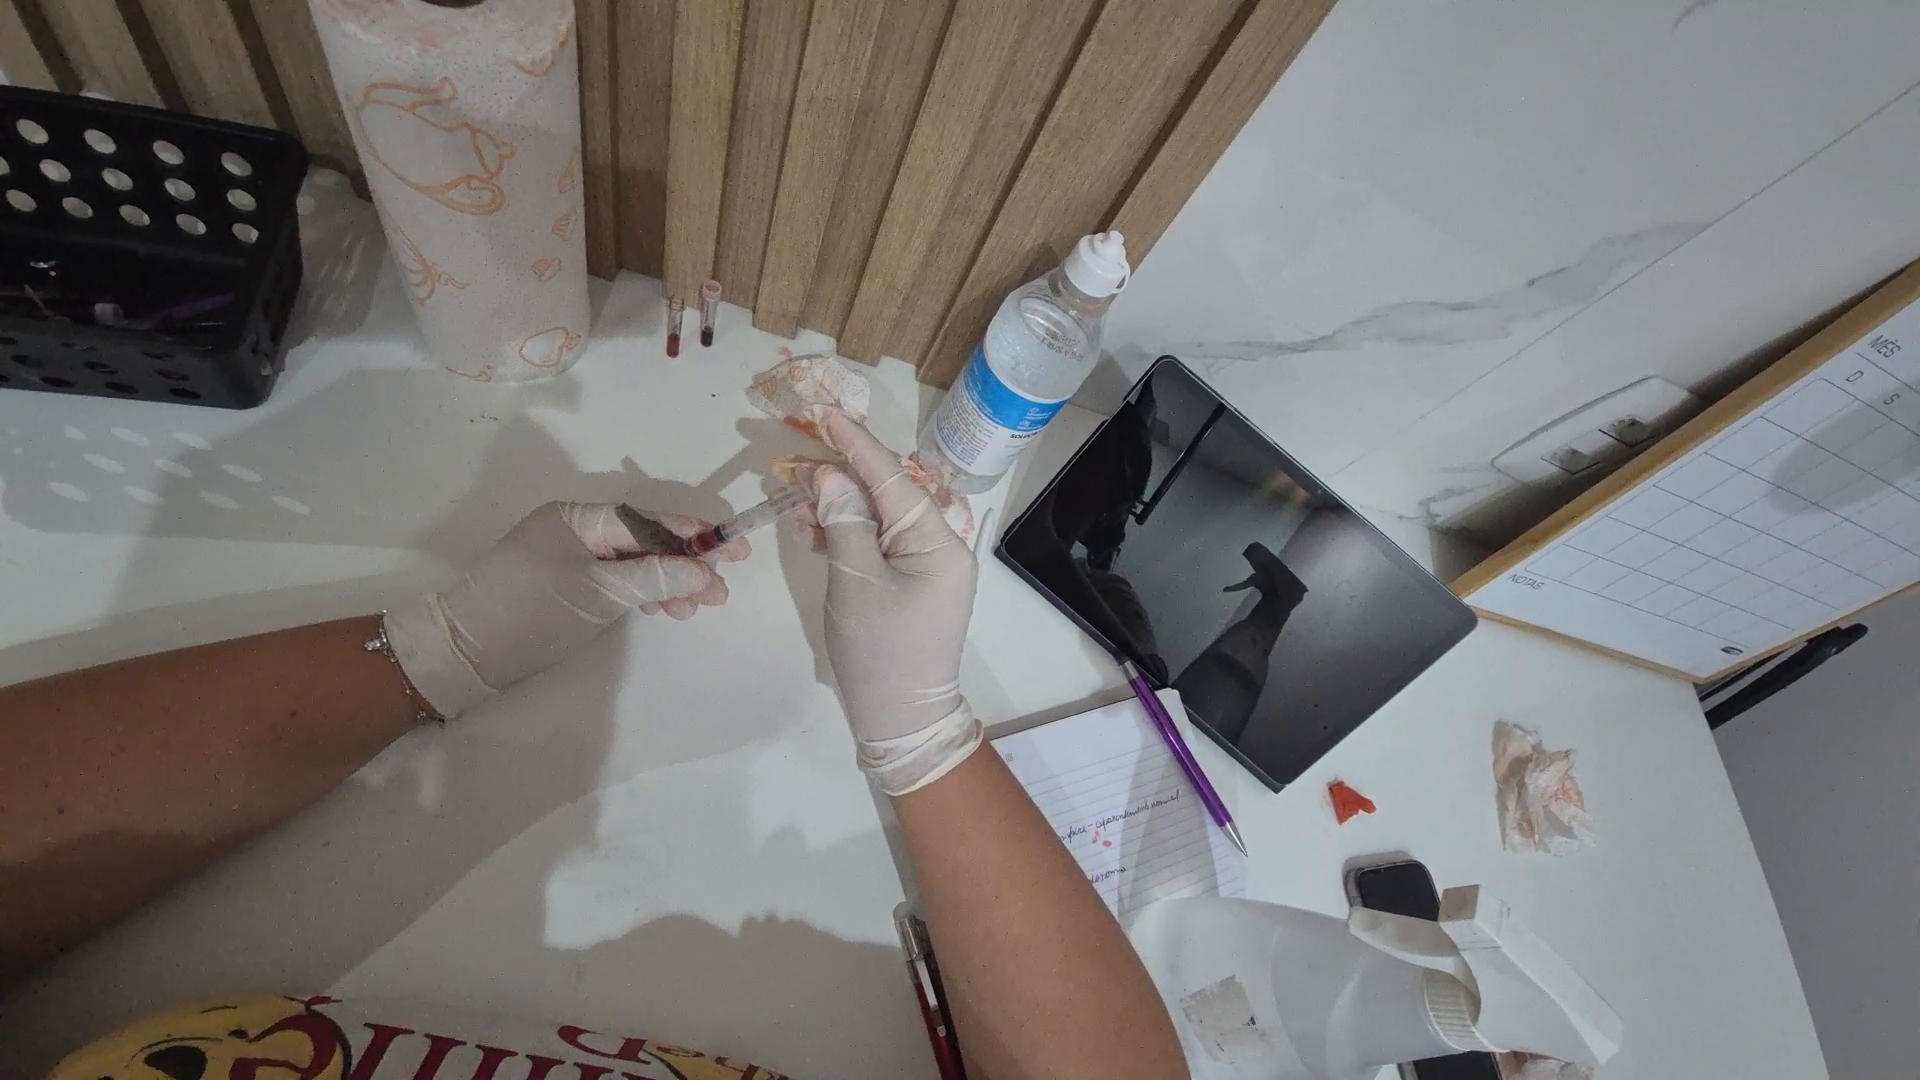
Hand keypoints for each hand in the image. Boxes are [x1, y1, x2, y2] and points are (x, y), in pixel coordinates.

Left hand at [386, 501, 746, 717]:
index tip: (734, 549)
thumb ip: (656, 577)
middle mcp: (579, 528)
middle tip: (719, 591)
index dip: (696, 534)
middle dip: (687, 564)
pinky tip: (667, 609)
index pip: (650, 520)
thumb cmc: (532, 614)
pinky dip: (647, 593)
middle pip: (648, 539)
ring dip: (671, 583)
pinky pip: (622, 578)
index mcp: (579, 517)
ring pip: (639, 562)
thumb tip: (705, 570)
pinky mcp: (574, 581)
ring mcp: (576, 555)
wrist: (466, 656)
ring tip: (696, 608)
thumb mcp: (600, 594)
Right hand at [804, 409, 980, 794]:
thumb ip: (844, 522)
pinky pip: (878, 545)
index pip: (893, 479)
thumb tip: (830, 476)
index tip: (826, 415)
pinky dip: (846, 536)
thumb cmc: (880, 651)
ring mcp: (926, 565)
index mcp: (938, 541)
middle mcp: (939, 546)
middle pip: (887, 495)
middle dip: (842, 476)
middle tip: (797, 464)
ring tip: (795, 498)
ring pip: (879, 519)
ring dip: (838, 507)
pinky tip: (811, 528)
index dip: (857, 445)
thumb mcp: (856, 582)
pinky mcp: (910, 582)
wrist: (901, 717)